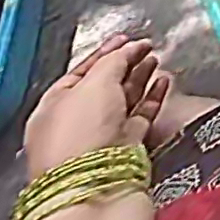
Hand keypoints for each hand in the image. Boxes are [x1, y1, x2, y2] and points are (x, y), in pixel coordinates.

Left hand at [23, 35, 169, 176]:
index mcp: (55, 105)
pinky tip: (164, 81)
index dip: (105, 53)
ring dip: (141, 77)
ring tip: (157, 59)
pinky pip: (142, 114)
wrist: (94, 181)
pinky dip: (153, 96)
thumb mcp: (95, 83)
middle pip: (105, 84)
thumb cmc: (82, 129)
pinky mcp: (126, 145)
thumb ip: (114, 60)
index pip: (81, 71)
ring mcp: (102, 134)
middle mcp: (77, 120)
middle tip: (146, 47)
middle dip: (125, 63)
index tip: (125, 38)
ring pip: (125, 99)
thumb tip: (129, 48)